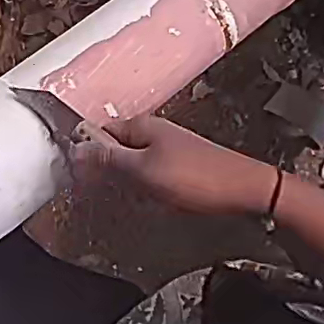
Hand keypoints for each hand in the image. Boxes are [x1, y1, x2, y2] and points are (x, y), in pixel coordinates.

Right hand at [70, 115, 280, 217]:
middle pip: (114, 145)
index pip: (99, 130)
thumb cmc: (196, 179)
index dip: (85, 149)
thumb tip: (75, 148)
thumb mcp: (144, 170)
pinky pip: (148, 170)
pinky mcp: (180, 164)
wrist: (248, 191)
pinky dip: (143, 184)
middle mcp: (153, 131)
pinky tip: (149, 198)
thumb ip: (108, 159)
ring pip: (131, 160)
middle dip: (105, 166)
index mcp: (141, 125)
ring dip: (124, 178)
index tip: (78, 172)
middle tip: (102, 189)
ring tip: (127, 195)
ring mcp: (168, 147)